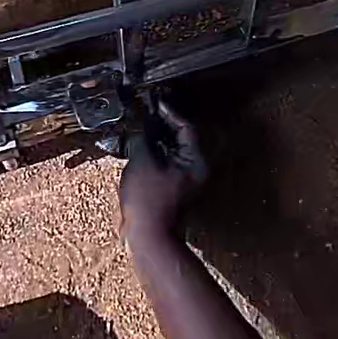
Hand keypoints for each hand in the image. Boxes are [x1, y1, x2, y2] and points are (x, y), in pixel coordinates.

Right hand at [119, 99, 206, 238]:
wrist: (147, 234)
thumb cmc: (148, 201)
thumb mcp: (142, 161)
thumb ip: (144, 137)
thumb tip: (142, 124)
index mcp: (195, 161)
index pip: (186, 128)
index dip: (169, 113)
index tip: (156, 104)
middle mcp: (195, 169)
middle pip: (182, 138)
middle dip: (164, 125)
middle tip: (148, 112)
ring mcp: (186, 179)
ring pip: (174, 150)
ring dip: (159, 138)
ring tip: (142, 127)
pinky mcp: (175, 187)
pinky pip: (168, 162)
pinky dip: (156, 152)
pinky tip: (141, 147)